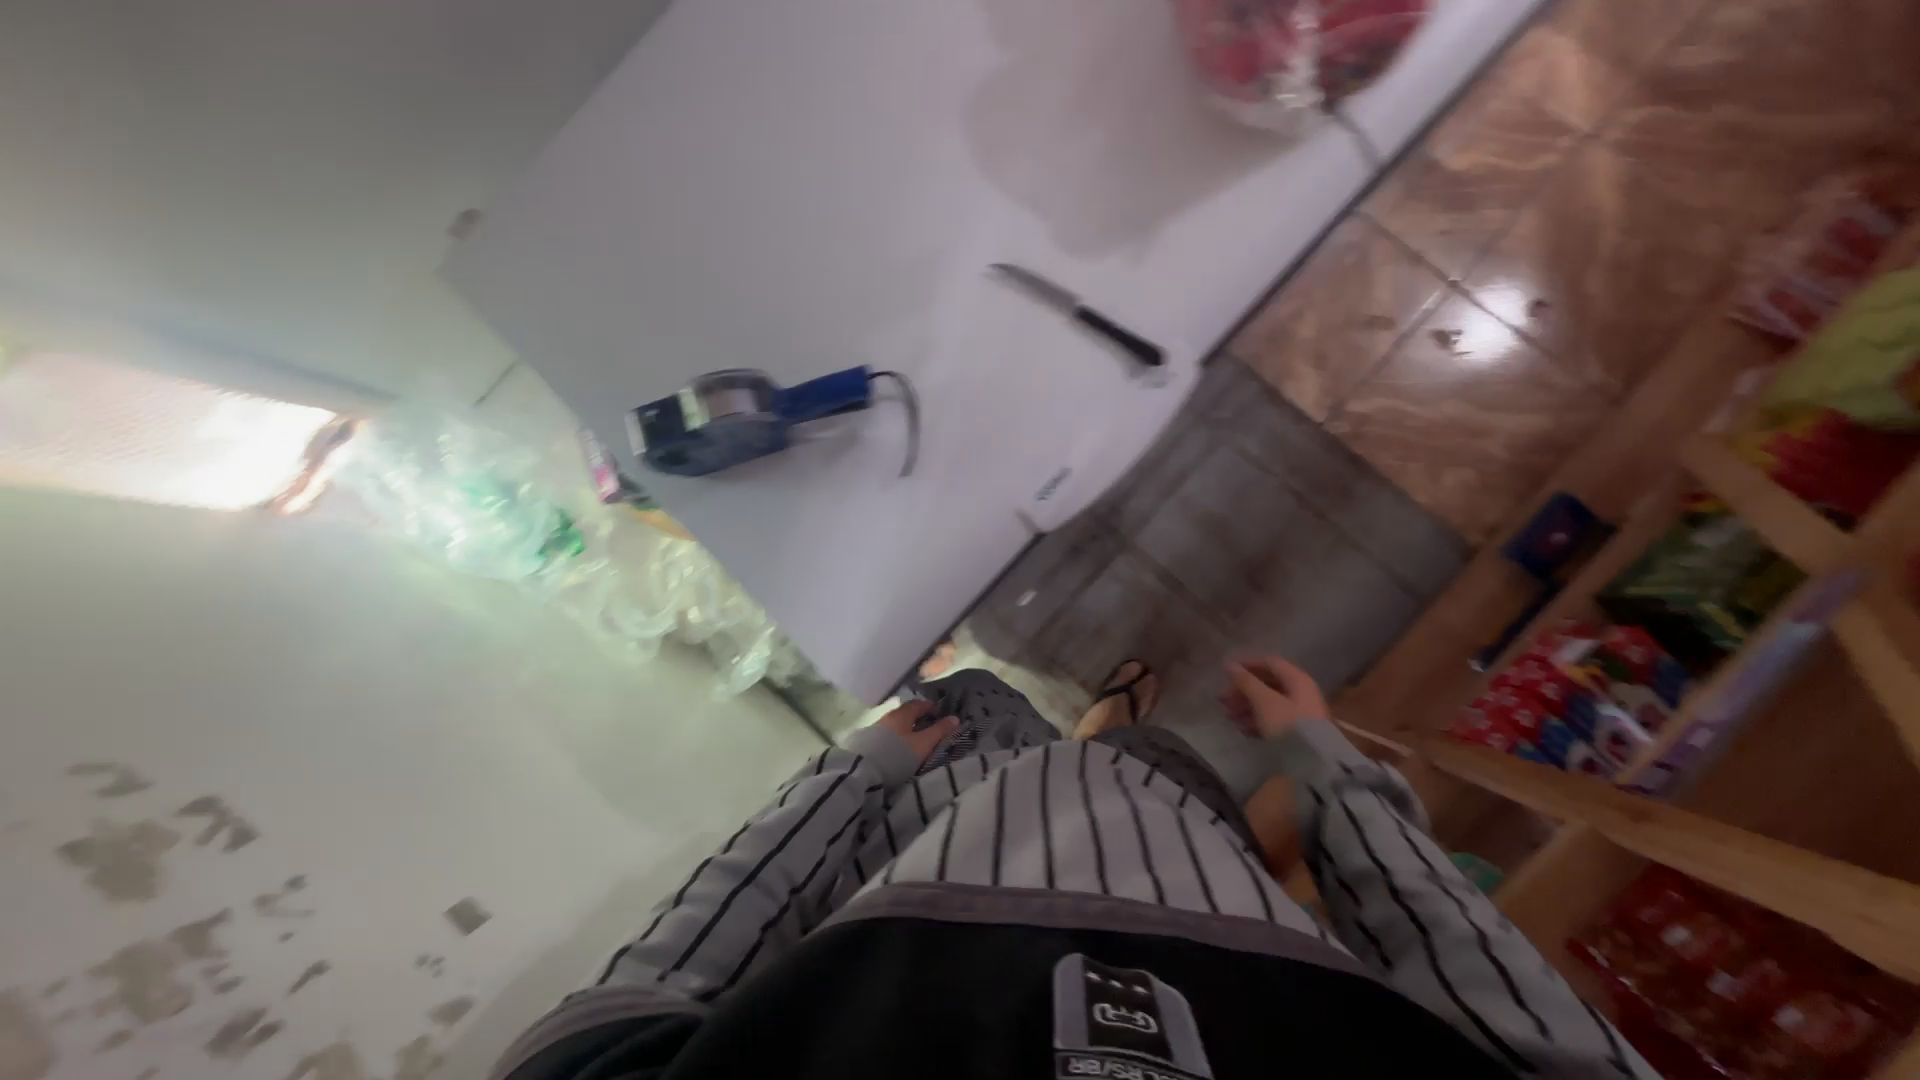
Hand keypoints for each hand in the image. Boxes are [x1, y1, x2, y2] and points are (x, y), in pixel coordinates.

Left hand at [871, 699, 962, 765]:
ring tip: (912, 739)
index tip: (938, 713)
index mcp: (901, 715)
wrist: (861, 772)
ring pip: (893, 725)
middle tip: (927, 726)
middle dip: (916, 718)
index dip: (929, 707)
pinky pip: (884, 735)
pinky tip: (895, 747)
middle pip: (904, 714)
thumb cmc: (896, 756)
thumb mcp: (922, 745)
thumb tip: (955, 718)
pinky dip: (893, 738)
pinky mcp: (864, 743)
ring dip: (904, 729)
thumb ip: (938, 731)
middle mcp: (886, 718)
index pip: (917, 704)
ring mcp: (873, 730)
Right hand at [1221, 657, 1327, 739]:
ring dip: (1247, 706)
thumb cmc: (1287, 723)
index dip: (1248, 664)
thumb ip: (1246, 682)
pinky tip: (1242, 729)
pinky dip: (1257, 721)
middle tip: (1223, 699)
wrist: (1313, 762)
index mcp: (1297, 680)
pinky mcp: (1298, 732)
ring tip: (1229, 716)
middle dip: (1243, 690)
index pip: (1270, 663)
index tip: (1226, 671)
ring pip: (1269, 703)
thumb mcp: (1263, 701)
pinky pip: (1273, 720)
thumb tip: (1229, 664)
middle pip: (1268, 684)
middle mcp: (1302, 693)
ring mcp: (1301, 713)